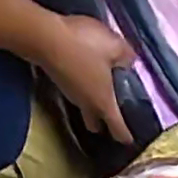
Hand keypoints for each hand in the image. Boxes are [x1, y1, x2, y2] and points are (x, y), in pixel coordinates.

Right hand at [30, 14, 136, 144]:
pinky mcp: (60, 83)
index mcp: (104, 104)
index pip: (117, 130)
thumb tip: (131, 62)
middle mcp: (87, 105)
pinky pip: (76, 94)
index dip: (125, 137)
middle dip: (103, 124)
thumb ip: (126, 56)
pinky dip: (82, 90)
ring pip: (84, 109)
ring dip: (92, 105)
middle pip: (95, 125)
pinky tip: (86, 73)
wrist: (46, 37)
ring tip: (100, 88)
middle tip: (111, 114)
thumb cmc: (84, 46)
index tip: (129, 140)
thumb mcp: (113, 46)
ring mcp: (71, 96)